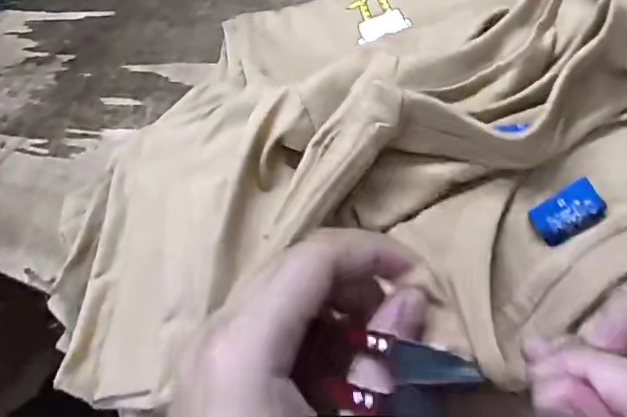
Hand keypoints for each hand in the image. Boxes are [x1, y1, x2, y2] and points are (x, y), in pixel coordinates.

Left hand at [173, 229, 426, 416]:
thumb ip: (387, 358)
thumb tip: (413, 295)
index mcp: (243, 343)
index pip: (313, 257)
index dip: (372, 252)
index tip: (421, 275)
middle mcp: (215, 332)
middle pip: (294, 267)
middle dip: (355, 282)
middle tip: (401, 319)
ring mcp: (205, 352)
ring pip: (279, 292)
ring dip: (333, 307)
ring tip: (372, 352)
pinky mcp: (208, 374)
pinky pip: (264, 324)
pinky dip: (306, 332)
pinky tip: (335, 371)